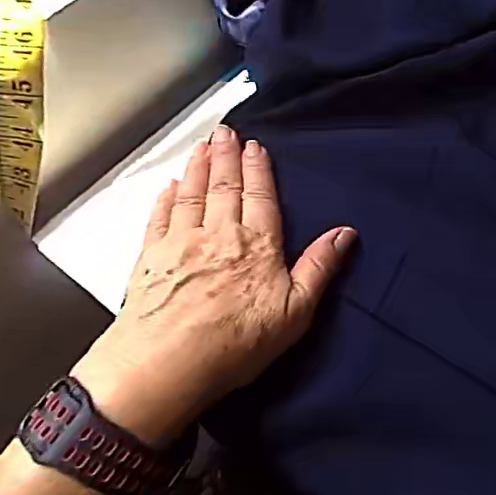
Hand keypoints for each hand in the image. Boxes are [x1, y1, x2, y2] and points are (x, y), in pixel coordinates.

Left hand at [70, 126, 355, 444]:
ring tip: (202, 147)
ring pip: (191, 193)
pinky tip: (168, 187)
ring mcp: (180, 242)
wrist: (169, 361)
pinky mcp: (150, 258)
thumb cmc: (235, 344)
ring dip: (197, 166)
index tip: (255, 147)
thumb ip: (319, 268)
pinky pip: (160, 217)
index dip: (258, 169)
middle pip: (224, 186)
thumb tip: (345, 233)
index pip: (259, 196)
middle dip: (226, 156)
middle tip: (225, 132)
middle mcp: (217, 234)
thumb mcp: (295, 312)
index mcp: (256, 245)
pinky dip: (165, 198)